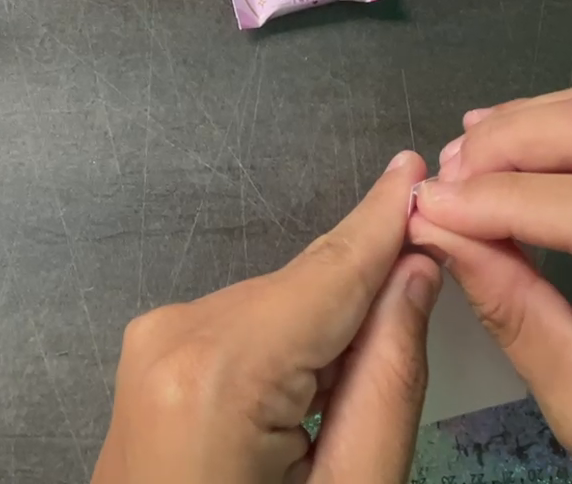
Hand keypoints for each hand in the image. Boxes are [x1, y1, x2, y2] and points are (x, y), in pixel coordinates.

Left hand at [92, 152, 439, 483]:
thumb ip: (386, 379)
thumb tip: (411, 275)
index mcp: (218, 371)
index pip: (327, 274)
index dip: (380, 219)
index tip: (412, 165)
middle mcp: (173, 331)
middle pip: (301, 291)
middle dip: (363, 293)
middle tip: (420, 295)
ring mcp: (153, 337)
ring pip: (275, 306)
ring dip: (324, 330)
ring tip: (343, 406)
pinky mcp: (151, 349)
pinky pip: (243, 324)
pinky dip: (286, 344)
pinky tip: (303, 396)